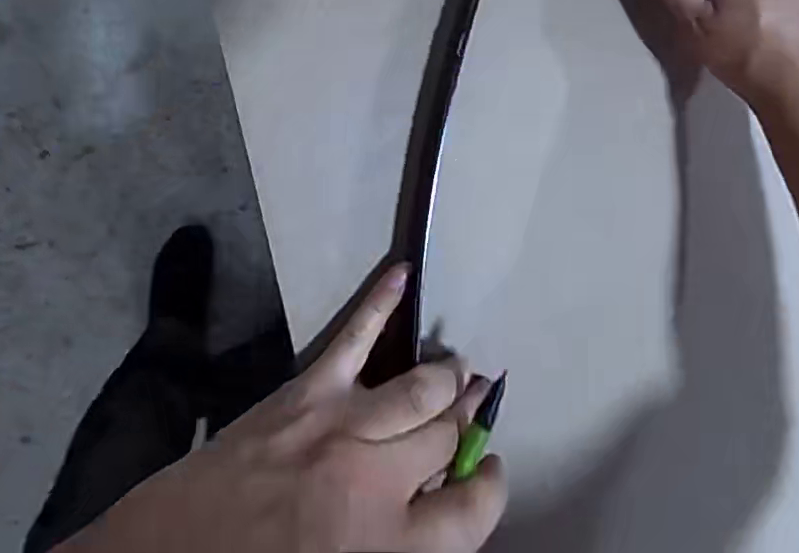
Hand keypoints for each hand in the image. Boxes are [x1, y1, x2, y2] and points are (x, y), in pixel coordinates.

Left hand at [59, 265, 506, 552]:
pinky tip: (403, 273)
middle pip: (445, 437)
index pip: (470, 512)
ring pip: (418, 390)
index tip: (491, 468)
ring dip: (447, 377)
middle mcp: (377, 481)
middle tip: (482, 400)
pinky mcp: (307, 391)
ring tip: (463, 370)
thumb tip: (437, 506)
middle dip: (470, 418)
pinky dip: (379, 301)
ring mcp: (343, 426)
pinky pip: (353, 337)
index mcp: (391, 550)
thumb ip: (402, 546)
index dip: (488, 486)